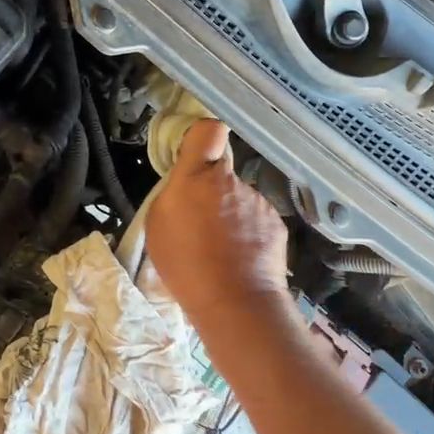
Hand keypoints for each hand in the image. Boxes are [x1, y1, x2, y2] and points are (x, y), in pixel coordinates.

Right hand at [146, 119, 290, 327]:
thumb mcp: (158, 225)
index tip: (193, 156)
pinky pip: (256, 220)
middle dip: (210, 189)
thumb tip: (189, 188)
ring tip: (220, 247)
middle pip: (221, 172)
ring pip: (239, 199)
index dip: (201, 138)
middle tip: (200, 222)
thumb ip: (173, 195)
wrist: (235, 302)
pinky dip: (248, 233)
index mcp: (198, 177)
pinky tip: (240, 257)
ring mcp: (258, 202)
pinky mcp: (276, 225)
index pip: (208, 130)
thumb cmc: (186, 264)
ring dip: (230, 214)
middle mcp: (231, 182)